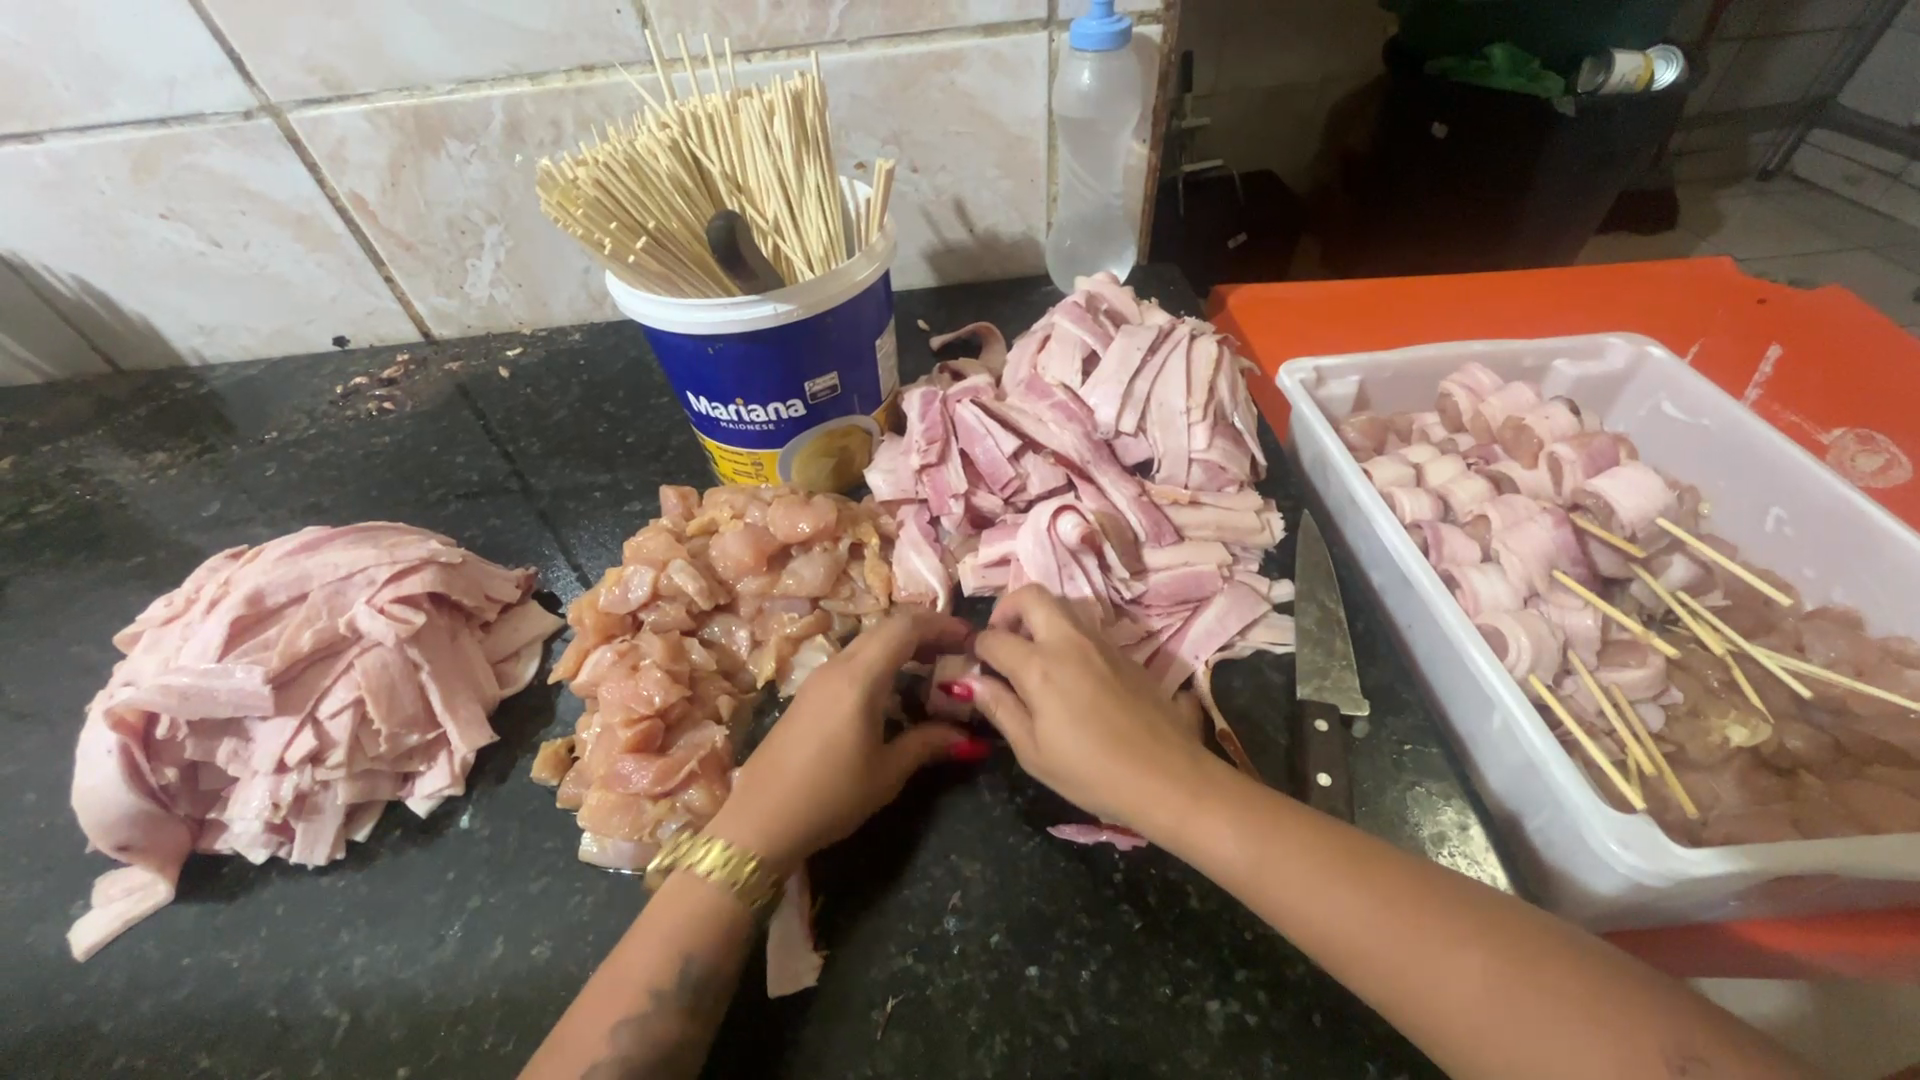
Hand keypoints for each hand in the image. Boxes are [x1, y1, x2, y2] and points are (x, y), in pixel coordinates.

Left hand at [705, 609, 979, 871]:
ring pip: (868, 642)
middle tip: (959, 650)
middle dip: (926, 631)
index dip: (941, 624)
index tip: (971, 637)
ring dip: (902, 645)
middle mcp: (838, 666)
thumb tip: (968, 737)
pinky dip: (882, 660)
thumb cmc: (829, 796)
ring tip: (934, 665)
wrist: (759, 821)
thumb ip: (927, 744)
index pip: (905, 627)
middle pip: (887, 628)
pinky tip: (897, 687)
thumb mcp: (887, 773)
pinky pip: (853, 660)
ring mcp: (819, 678)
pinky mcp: (808, 694)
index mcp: (860, 678)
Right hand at [967, 586, 1218, 829]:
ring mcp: (1102, 643)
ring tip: (1035, 656)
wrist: (1168, 777)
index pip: (994, 638)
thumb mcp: (1033, 753)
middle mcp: (1069, 642)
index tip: (976, 666)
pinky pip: (1087, 628)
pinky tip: (1071, 675)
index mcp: (1039, 667)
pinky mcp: (1126, 653)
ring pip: (1063, 606)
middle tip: (1004, 641)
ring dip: (1040, 619)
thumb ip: (1001, 710)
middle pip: (1031, 595)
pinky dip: (1067, 637)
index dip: (977, 649)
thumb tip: (973, 682)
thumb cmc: (1092, 774)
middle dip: (1007, 609)